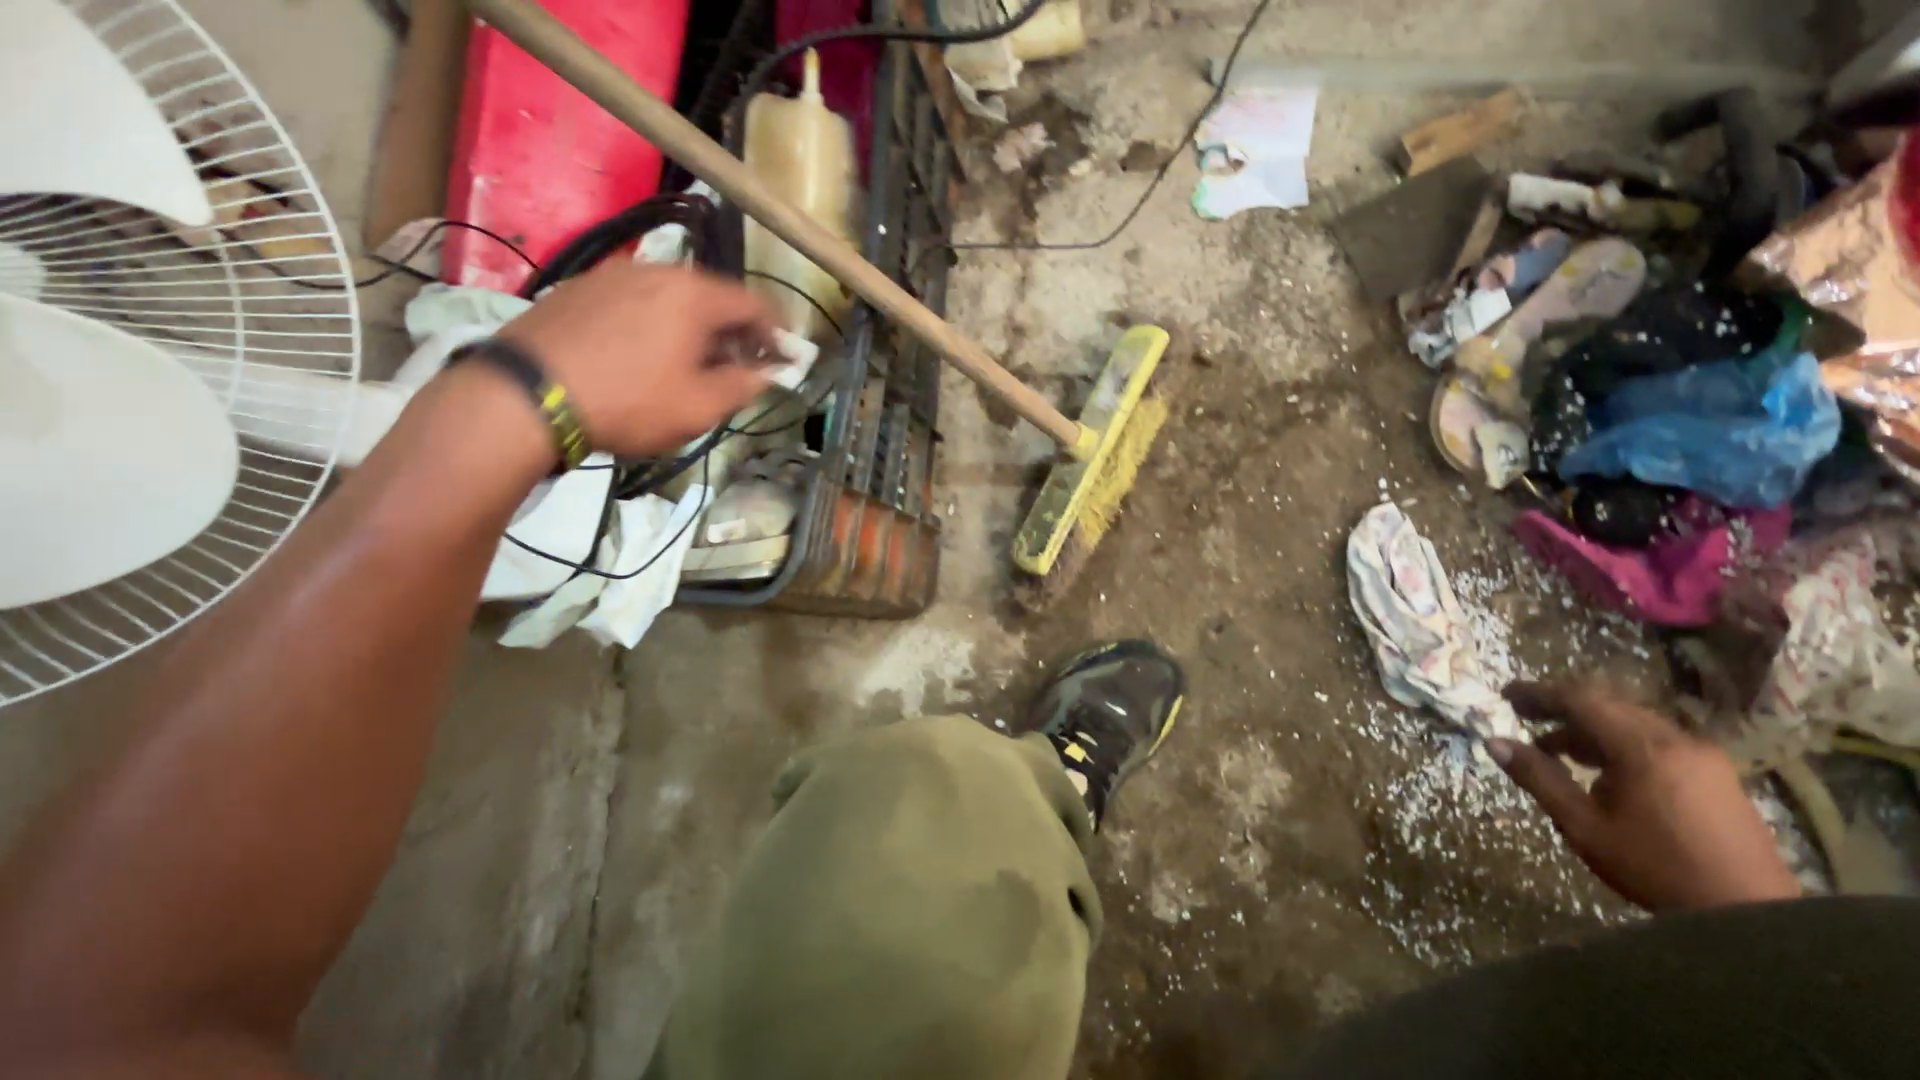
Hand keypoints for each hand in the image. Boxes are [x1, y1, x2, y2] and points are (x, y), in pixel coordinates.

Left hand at [498, 262, 780, 457]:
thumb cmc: (627, 403)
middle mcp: (657, 270)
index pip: (755, 303)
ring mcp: (613, 274)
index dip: (777, 331)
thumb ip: (744, 386)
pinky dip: (653, 323)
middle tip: (738, 366)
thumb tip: (769, 373)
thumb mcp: (698, 408)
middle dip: (733, 331)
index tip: (784, 356)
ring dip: (691, 327)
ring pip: (671, 297)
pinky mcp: (578, 288)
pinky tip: (641, 355)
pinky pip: (634, 301)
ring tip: (688, 363)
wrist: (526, 396)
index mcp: (694, 294)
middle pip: (712, 296)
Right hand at [1490, 680, 1800, 912]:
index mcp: (1642, 747)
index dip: (1538, 693)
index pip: (1581, 700)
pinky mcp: (1717, 773)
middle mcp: (1676, 738)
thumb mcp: (1584, 826)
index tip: (1504, 695)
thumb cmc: (1656, 868)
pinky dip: (1620, 742)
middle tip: (1524, 716)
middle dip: (1563, 707)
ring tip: (1556, 748)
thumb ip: (1539, 778)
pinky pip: (1657, 739)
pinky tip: (1603, 769)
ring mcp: (1703, 754)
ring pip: (1634, 721)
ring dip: (1591, 727)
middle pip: (1609, 704)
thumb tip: (1495, 743)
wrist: (1749, 913)